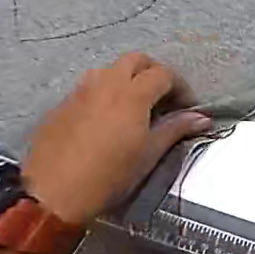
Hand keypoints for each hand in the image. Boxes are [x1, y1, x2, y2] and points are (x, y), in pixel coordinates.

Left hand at [21, 53, 210, 225]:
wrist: (53, 193)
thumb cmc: (108, 176)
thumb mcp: (148, 155)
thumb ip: (175, 130)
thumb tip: (201, 118)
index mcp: (132, 93)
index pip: (164, 74)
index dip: (181, 87)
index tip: (187, 107)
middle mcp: (106, 83)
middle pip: (136, 60)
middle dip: (154, 72)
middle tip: (163, 98)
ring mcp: (81, 91)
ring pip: (110, 70)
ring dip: (127, 78)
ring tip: (134, 105)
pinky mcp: (62, 104)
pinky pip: (89, 87)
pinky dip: (105, 93)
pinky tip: (106, 119)